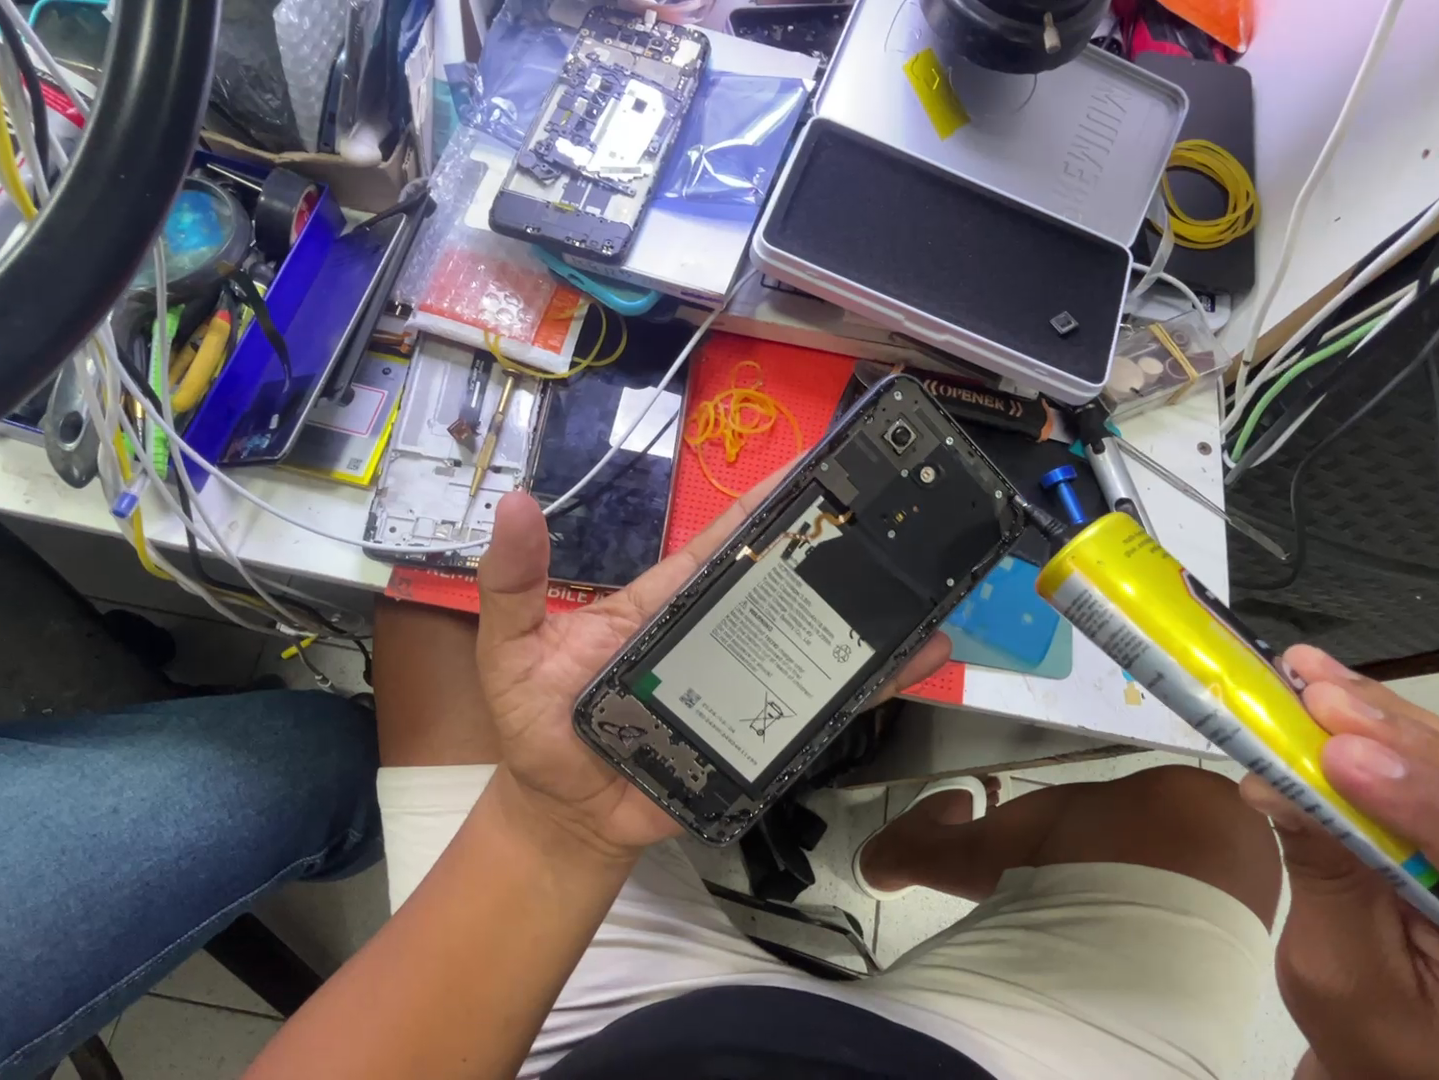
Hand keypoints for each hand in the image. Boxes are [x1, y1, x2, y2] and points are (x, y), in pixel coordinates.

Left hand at [474, 472, 951, 860]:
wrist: (566, 811)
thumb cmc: (538, 725)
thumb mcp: (513, 648)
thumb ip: (516, 582)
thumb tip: (514, 502)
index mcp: (662, 603)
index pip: (719, 543)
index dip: (764, 504)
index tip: (815, 466)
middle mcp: (711, 634)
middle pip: (779, 584)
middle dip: (831, 547)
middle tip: (893, 516)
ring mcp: (739, 684)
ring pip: (810, 639)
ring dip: (864, 613)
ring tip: (925, 584)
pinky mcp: (757, 733)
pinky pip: (818, 706)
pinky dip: (867, 684)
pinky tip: (917, 659)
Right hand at [1243, 645, 1438, 1079]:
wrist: (1424, 1074)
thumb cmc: (1388, 1054)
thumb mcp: (1343, 984)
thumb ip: (1328, 884)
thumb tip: (1273, 784)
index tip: (1342, 756)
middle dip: (1421, 750)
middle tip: (1320, 701)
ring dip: (1406, 728)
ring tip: (1315, 682)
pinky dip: (1410, 738)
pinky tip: (1349, 702)